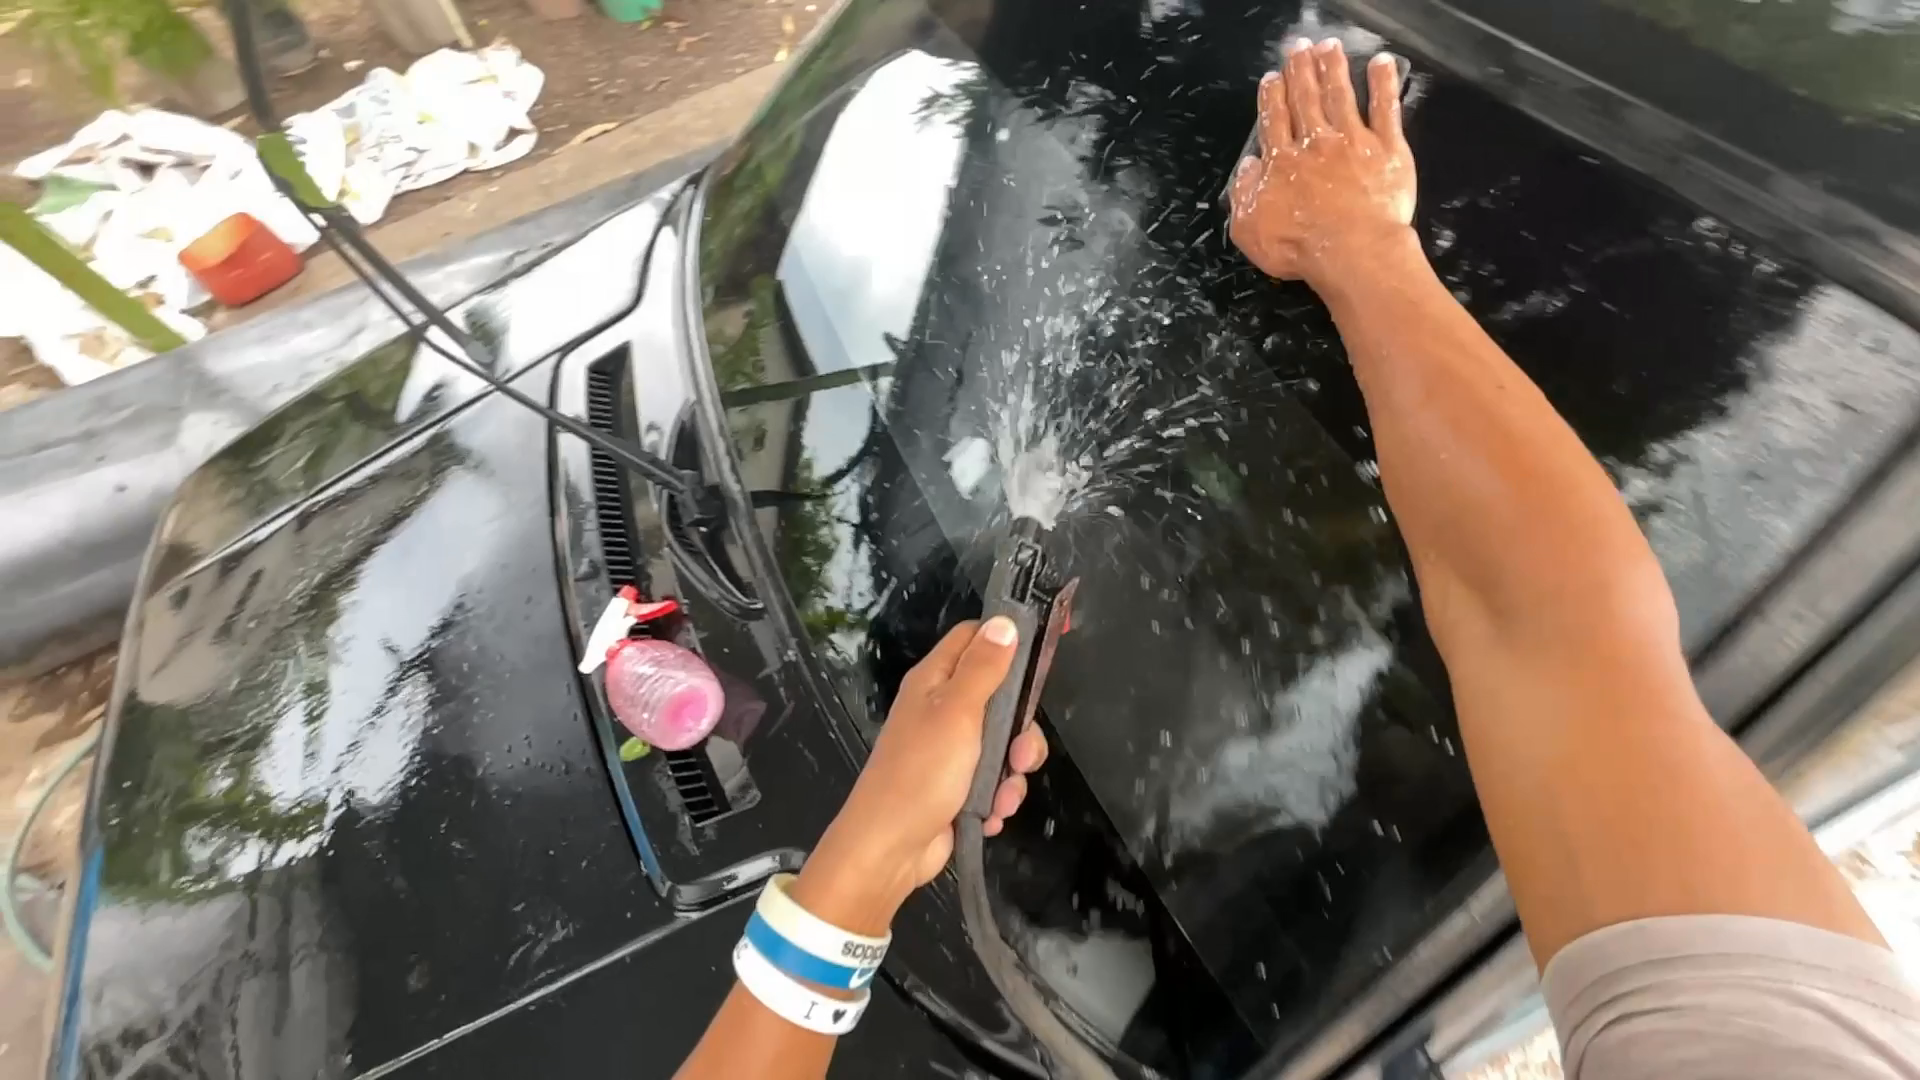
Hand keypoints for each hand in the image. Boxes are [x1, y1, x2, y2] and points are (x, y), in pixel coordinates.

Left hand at [791, 618, 1047, 932]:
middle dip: (1020, 728)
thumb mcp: (957, 712)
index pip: (975, 638)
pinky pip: (994, 778)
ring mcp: (950, 748)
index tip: (1047, 648)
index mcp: (935, 680)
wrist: (890, 849)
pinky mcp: (958, 784)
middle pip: (1001, 695)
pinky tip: (990, 814)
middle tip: (1021, 754)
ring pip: (1004, 742)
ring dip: (1012, 772)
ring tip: (1002, 796)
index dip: (1008, 637)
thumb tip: (1004, 621)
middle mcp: (942, 708)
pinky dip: (998, 796)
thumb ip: (983, 668)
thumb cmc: (922, 772)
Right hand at [1230, 38, 1417, 291]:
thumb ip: (1243, 196)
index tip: (1272, 77)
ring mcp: (1352, 142)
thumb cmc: (1296, 247)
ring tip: (1329, 46)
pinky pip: (1385, 108)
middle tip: (1298, 48)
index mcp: (1281, 163)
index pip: (1273, 121)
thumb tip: (1246, 168)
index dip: (1272, 97)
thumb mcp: (1249, 230)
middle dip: (1300, 71)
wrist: (1350, 249)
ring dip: (1333, 68)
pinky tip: (1381, 64)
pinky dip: (1382, 84)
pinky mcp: (1386, 148)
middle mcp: (1315, 144)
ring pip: (1340, 95)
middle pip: (1305, 99)